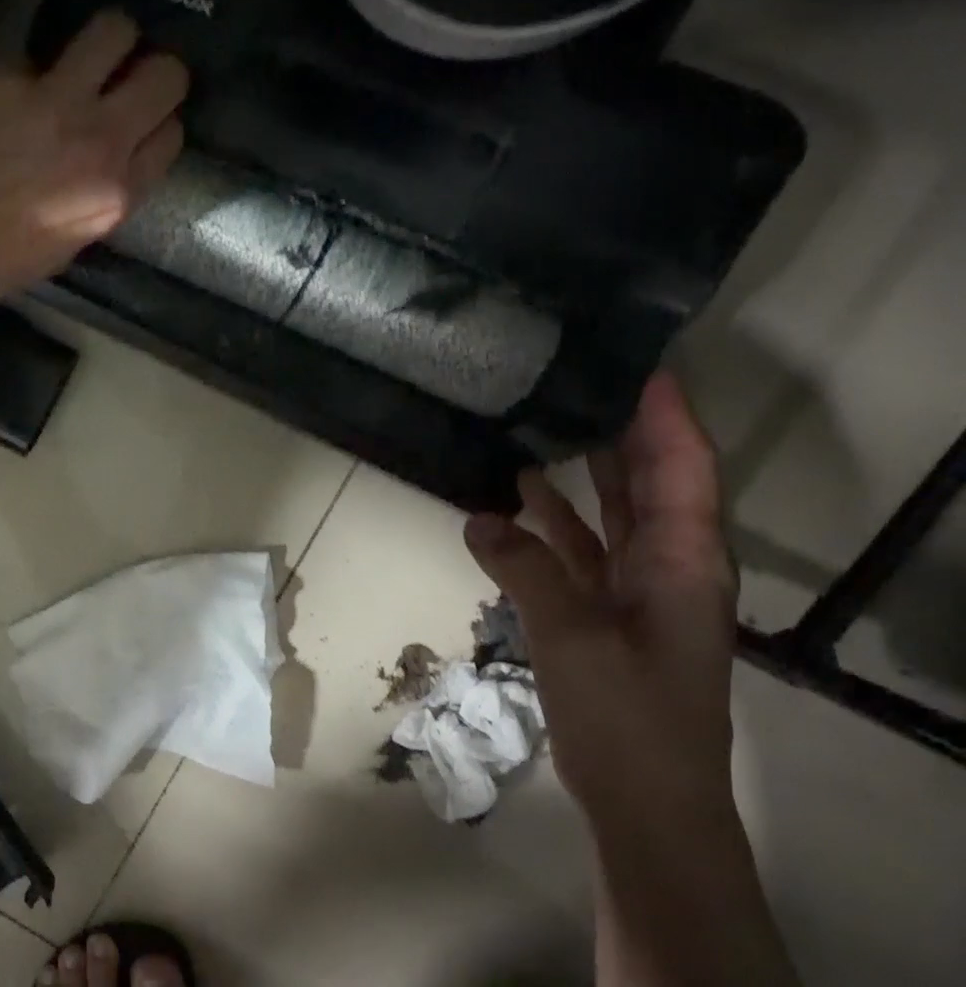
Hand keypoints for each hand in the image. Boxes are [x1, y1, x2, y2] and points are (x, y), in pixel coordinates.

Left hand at [0, 11, 187, 304]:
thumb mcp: (66, 249)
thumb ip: (101, 202)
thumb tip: (111, 168)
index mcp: (115, 194)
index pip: (171, 136)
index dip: (157, 126)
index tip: (139, 127)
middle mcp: (98, 139)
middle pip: (166, 74)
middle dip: (153, 72)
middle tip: (125, 80)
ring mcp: (53, 99)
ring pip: (114, 31)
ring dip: (108, 42)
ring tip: (87, 59)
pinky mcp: (5, 75)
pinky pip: (35, 56)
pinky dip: (26, 74)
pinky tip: (3, 100)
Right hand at [463, 374, 739, 821]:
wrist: (646, 799)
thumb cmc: (629, 714)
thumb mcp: (574, 636)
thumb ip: (527, 569)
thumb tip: (480, 516)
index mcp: (683, 560)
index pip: (681, 466)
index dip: (663, 413)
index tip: (634, 364)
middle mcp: (667, 564)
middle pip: (650, 481)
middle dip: (621, 431)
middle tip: (574, 380)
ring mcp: (636, 591)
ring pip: (610, 515)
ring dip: (580, 474)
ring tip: (537, 426)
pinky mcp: (603, 615)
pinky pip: (577, 552)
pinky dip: (548, 525)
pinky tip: (509, 503)